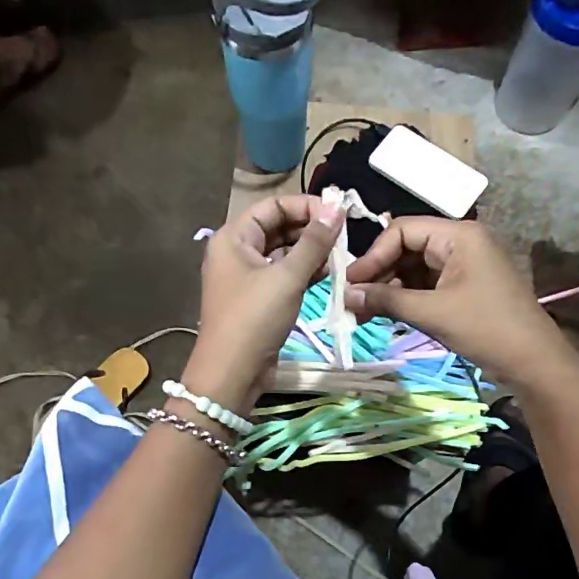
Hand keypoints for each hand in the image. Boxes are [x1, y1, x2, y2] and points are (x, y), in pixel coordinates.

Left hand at [186, 194, 345, 411]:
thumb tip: (335, 208)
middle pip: (279, 228)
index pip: (273, 206)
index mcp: (234, 237)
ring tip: (342, 255)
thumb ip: (314, 242)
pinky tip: (331, 273)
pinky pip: (285, 276)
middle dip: (311, 229)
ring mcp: (248, 278)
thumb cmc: (255, 318)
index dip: (305, 205)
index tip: (338, 212)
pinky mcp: (260, 300)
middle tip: (345, 235)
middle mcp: (238, 252)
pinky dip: (306, 273)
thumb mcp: (287, 277)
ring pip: (284, 254)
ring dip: (312, 252)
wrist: (232, 372)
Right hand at [345, 217, 578, 387]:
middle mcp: (461, 243)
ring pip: (415, 270)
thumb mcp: (432, 313)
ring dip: (389, 289)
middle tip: (352, 301)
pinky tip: (386, 315)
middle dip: (379, 274)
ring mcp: (464, 266)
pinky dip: (406, 299)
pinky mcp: (464, 289)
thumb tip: (346, 295)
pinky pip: (427, 286)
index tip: (350, 283)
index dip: (373, 255)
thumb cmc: (485, 328)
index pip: (402, 231)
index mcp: (459, 235)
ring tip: (363, 313)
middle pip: (407, 248)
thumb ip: (387, 301)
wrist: (533, 361)